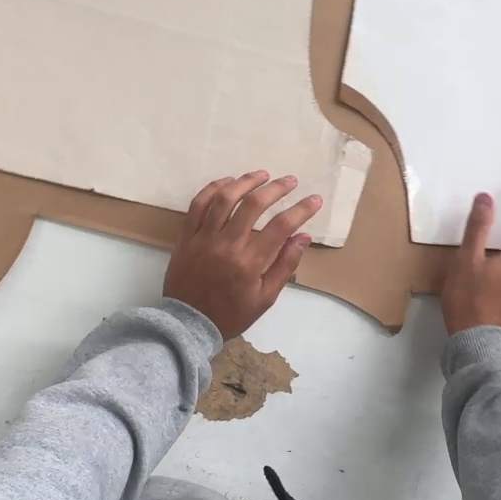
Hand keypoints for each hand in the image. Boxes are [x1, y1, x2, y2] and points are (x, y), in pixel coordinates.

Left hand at [163, 171, 323, 338]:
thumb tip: (303, 237)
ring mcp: (203, 238)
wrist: (188, 324)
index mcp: (249, 263)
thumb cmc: (231, 314)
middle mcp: (227, 245)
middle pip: (254, 204)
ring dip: (245, 182)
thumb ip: (285, 266)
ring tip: (262, 175)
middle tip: (290, 181)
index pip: (281, 226)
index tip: (314, 199)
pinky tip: (228, 182)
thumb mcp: (265, 298)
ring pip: (224, 199)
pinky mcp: (186, 237)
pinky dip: (213, 189)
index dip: (301, 209)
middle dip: (276, 188)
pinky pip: (198, 205)